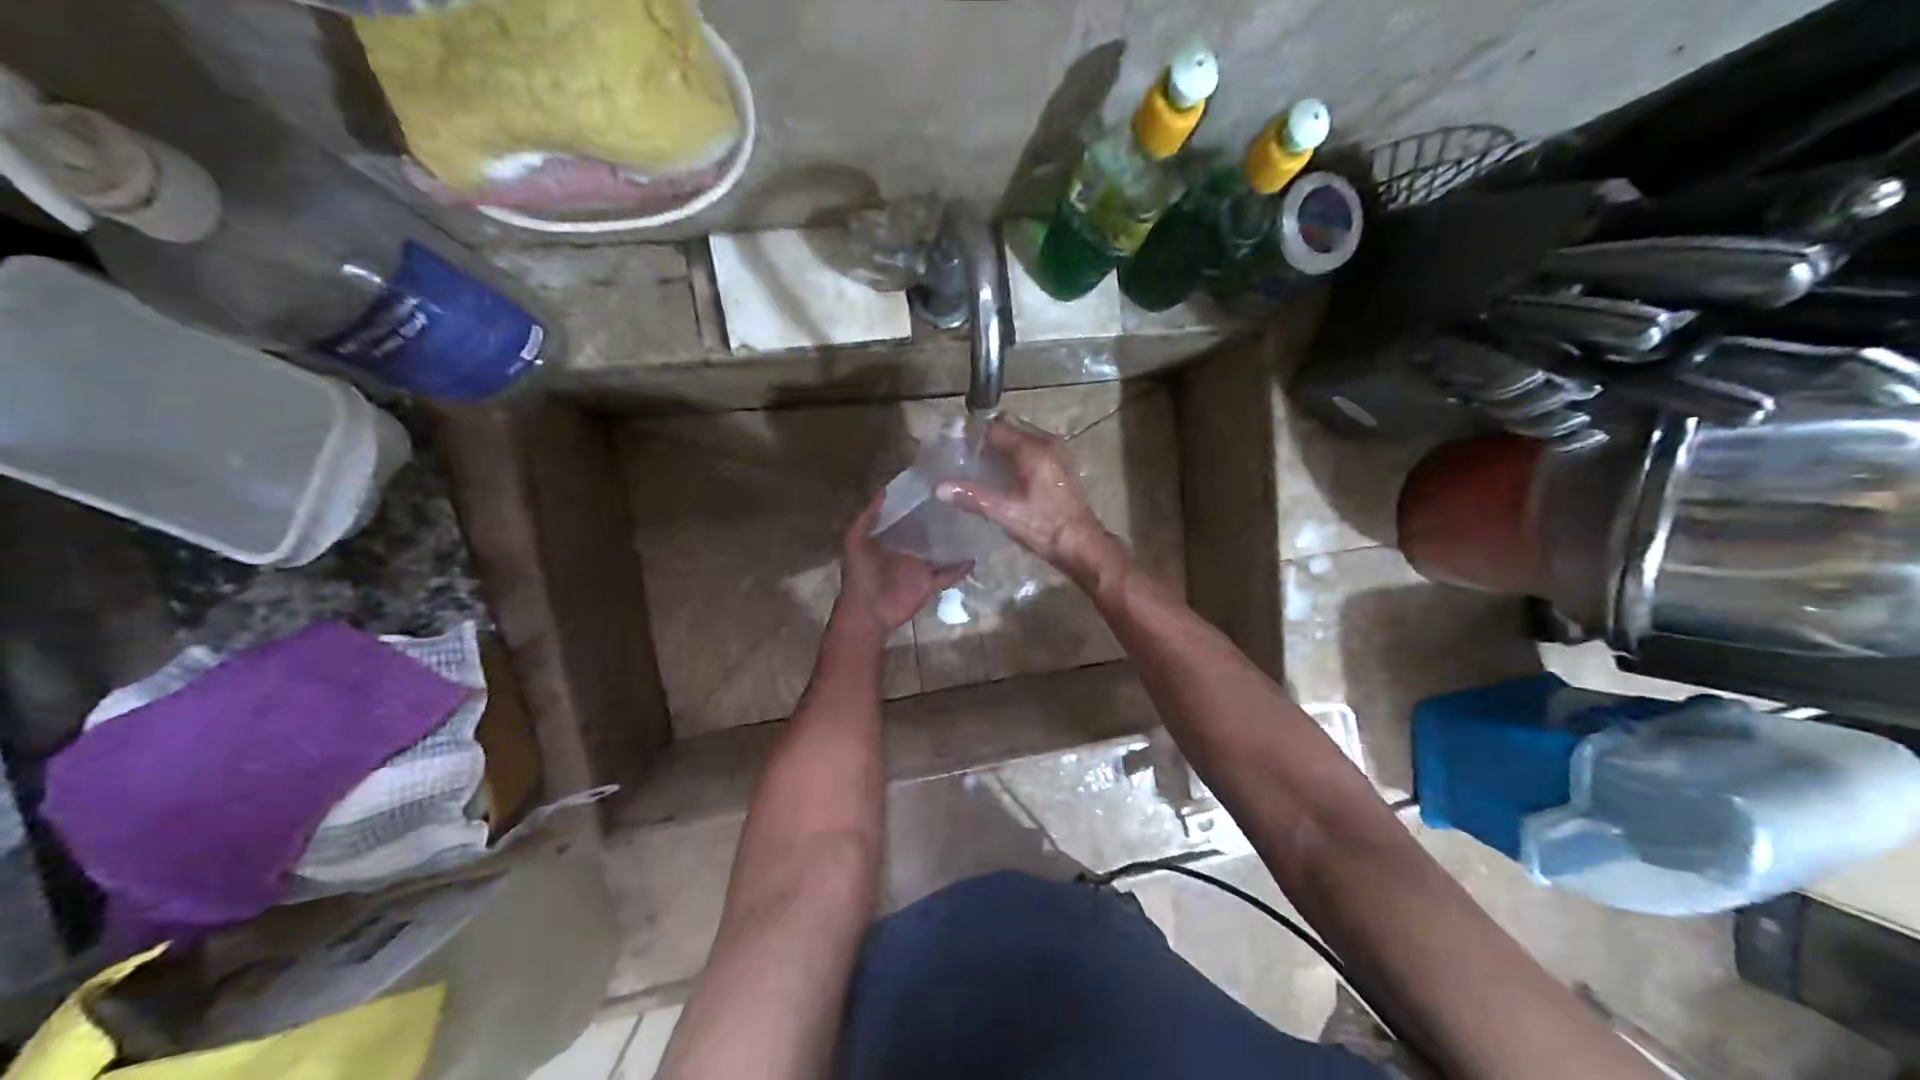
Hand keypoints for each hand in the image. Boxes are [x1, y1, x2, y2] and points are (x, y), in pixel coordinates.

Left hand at [831, 491, 972, 645]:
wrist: (867, 612)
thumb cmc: (859, 576)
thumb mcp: (855, 541)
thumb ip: (867, 517)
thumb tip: (883, 489)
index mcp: (891, 541)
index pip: (907, 519)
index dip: (918, 505)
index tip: (935, 486)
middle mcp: (908, 552)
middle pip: (929, 534)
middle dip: (942, 521)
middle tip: (962, 501)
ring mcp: (920, 569)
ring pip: (942, 553)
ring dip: (956, 543)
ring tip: (975, 525)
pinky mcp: (929, 585)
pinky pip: (948, 575)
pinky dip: (961, 569)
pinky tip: (975, 557)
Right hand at [934, 418, 1124, 584]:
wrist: (1082, 545)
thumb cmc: (1045, 527)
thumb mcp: (1004, 513)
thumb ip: (971, 497)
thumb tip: (938, 487)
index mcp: (1033, 449)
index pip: (995, 428)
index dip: (971, 435)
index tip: (951, 446)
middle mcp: (1046, 443)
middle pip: (1007, 428)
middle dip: (983, 439)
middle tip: (960, 456)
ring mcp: (1056, 453)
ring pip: (1019, 439)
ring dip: (998, 447)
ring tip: (975, 465)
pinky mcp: (1058, 466)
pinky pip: (1029, 449)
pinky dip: (1012, 455)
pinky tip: (997, 475)